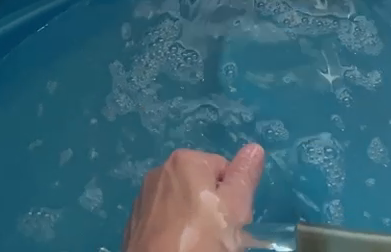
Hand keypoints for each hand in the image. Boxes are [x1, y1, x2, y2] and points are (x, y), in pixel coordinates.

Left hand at [124, 145, 265, 251]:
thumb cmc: (201, 240)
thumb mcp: (234, 209)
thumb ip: (245, 177)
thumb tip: (254, 148)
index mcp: (184, 160)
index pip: (223, 170)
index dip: (233, 198)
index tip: (231, 221)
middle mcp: (160, 170)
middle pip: (201, 185)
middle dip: (213, 208)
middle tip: (217, 236)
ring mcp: (144, 196)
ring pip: (182, 203)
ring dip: (194, 220)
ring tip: (198, 245)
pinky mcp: (135, 221)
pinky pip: (165, 219)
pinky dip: (174, 231)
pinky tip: (179, 248)